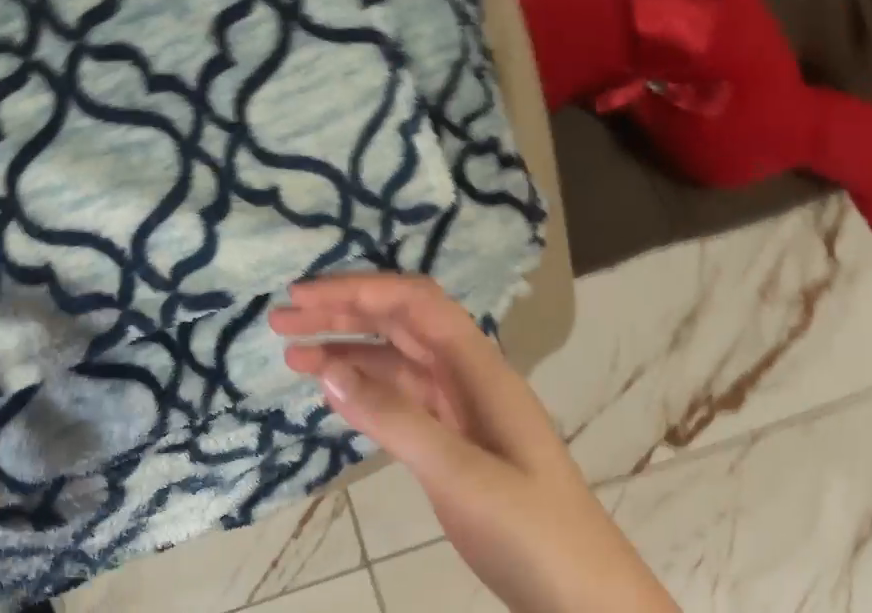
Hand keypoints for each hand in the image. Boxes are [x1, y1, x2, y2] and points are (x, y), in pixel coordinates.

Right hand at [269, 274, 676, 612]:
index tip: (301, 296)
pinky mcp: (450, 445)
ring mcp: (459, 413)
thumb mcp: (464, 477)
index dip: (357, 289)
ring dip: (342, 349)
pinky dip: (358, 387)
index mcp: (480, 373)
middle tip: (279, 321)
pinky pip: (395, 398)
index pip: (414, 302)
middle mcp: (468, 380)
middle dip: (338, 312)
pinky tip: (329, 393)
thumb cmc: (538, 537)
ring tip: (290, 356)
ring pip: (391, 360)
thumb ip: (396, 420)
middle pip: (397, 323)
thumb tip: (326, 369)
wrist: (591, 611)